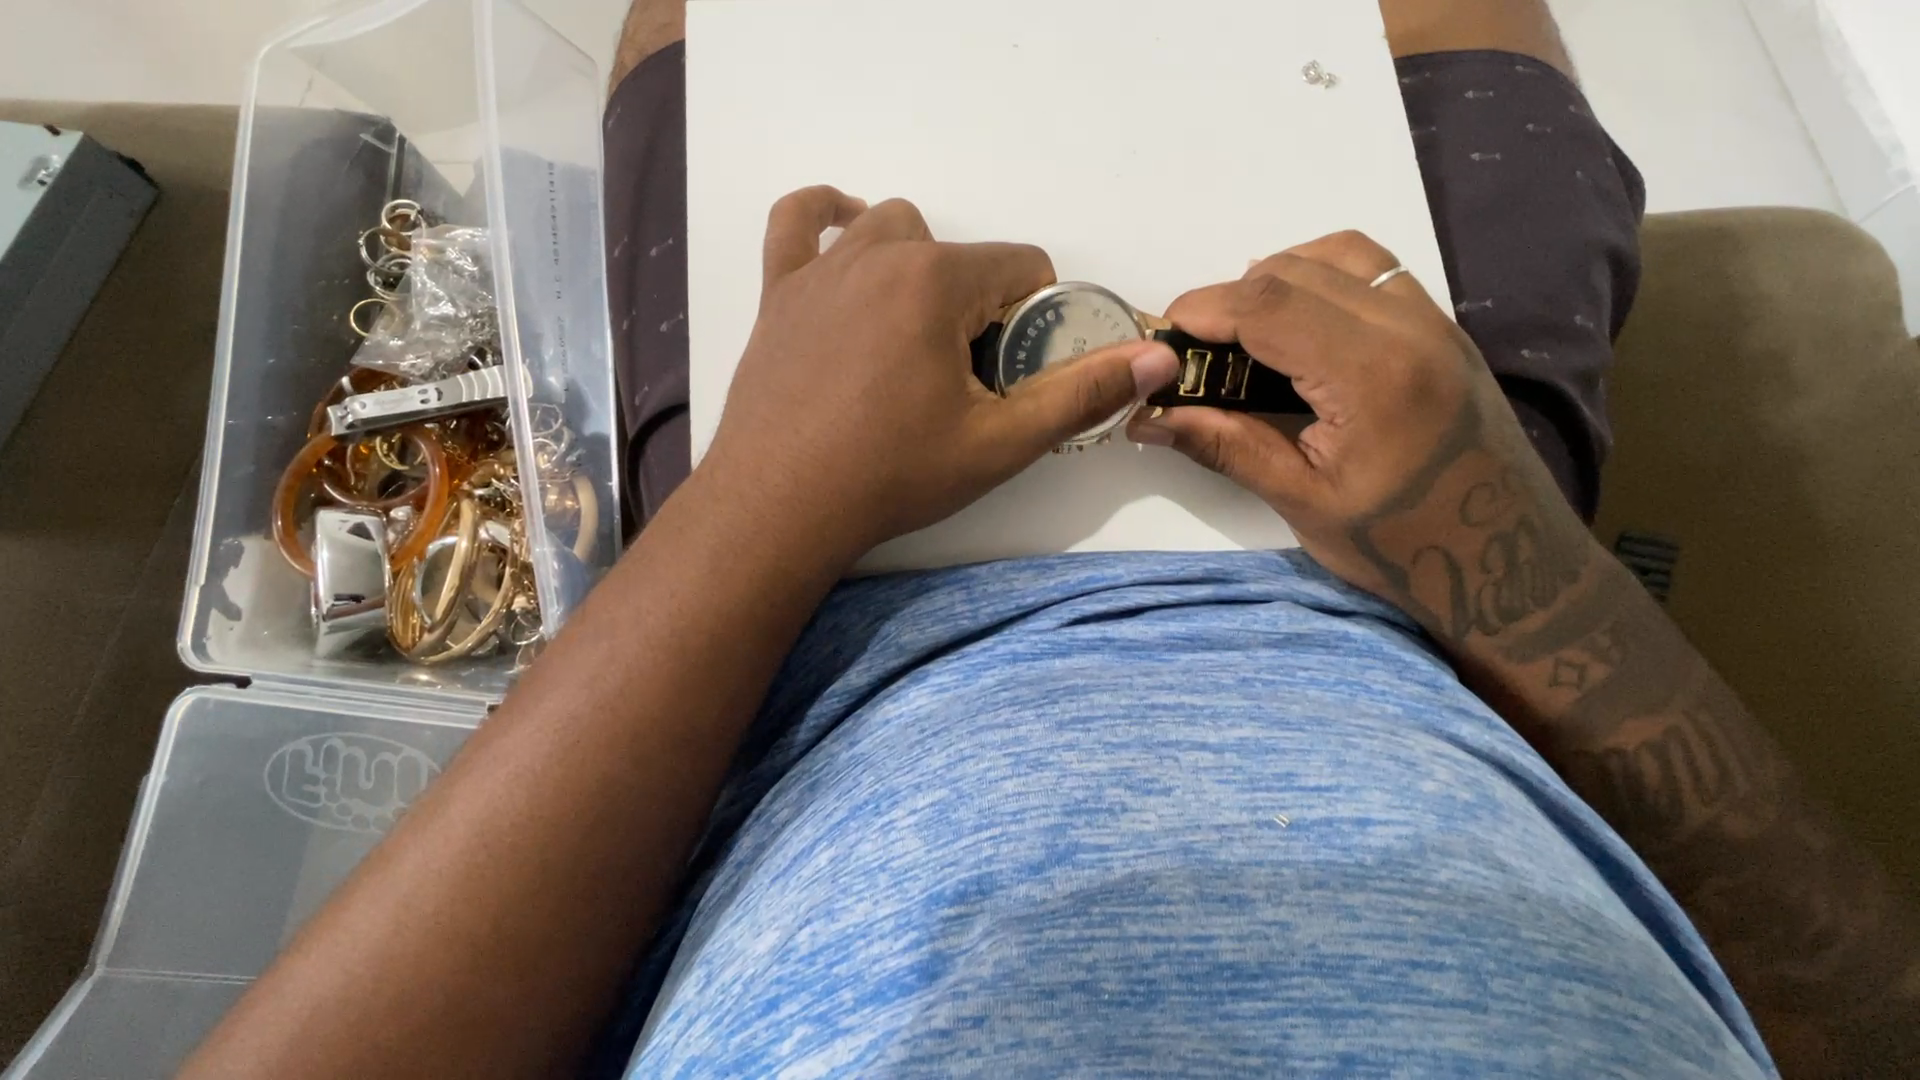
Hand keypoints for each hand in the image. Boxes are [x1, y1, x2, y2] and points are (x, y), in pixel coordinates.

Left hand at [702, 186, 1180, 561]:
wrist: (781, 506)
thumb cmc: (893, 476)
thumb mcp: (1000, 443)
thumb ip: (1081, 394)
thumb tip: (1158, 359)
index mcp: (939, 281)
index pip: (1022, 267)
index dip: (1035, 318)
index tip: (1014, 371)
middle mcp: (880, 254)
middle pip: (959, 252)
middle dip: (976, 301)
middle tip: (961, 373)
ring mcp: (821, 268)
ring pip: (888, 228)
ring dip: (918, 265)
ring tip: (915, 330)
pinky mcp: (777, 292)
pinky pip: (796, 222)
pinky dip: (824, 217)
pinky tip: (842, 233)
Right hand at [1128, 231, 1597, 645]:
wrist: (1507, 559)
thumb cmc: (1399, 542)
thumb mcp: (1301, 501)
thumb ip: (1224, 446)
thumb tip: (1145, 418)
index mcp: (1370, 373)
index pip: (1268, 305)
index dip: (1203, 309)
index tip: (1160, 335)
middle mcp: (1408, 327)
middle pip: (1296, 270)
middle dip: (1228, 297)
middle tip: (1192, 347)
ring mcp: (1433, 321)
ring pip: (1339, 255)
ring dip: (1275, 279)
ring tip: (1240, 333)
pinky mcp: (1442, 329)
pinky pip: (1372, 271)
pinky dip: (1320, 279)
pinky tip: (1296, 327)